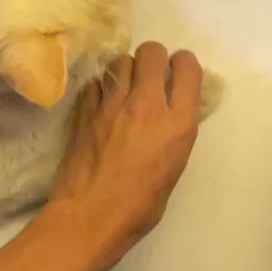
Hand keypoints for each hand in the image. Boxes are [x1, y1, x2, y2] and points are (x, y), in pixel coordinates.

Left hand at [35, 42, 204, 270]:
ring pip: (121, 60)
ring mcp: (112, 105)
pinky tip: (101, 107)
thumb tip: (169, 114)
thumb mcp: (173, 169)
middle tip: (149, 81)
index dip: (182, 67)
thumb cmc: (138, 208)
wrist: (89, 219)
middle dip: (153, 61)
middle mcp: (147, 105)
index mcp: (177, 124)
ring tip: (123, 92)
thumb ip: (174, 133)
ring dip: (125, 71)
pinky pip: (95, 82)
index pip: (187, 67)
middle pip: (152, 51)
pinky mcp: (84, 111)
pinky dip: (100, 89)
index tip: (176, 79)